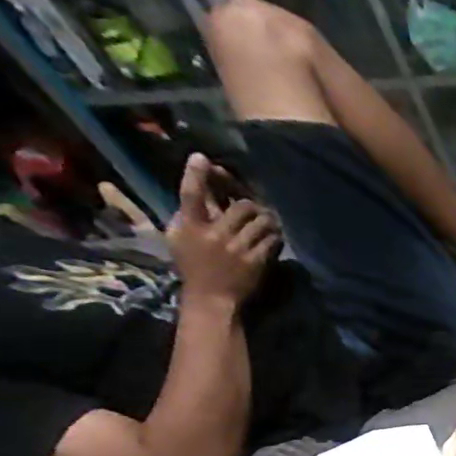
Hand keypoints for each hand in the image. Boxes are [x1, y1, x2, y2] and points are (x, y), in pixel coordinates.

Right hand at [167, 153, 277, 303]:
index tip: (202, 158)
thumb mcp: (179, 236)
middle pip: (240, 207)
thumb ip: (188, 214)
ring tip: (268, 221)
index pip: (191, 195)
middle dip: (251, 204)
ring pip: (261, 223)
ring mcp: (237, 249)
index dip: (195, 175)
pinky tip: (274, 237)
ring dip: (267, 219)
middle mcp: (214, 235)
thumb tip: (203, 190)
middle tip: (255, 208)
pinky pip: (272, 241)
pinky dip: (275, 237)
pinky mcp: (256, 262)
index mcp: (190, 226)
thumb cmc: (193, 265)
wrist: (211, 297)